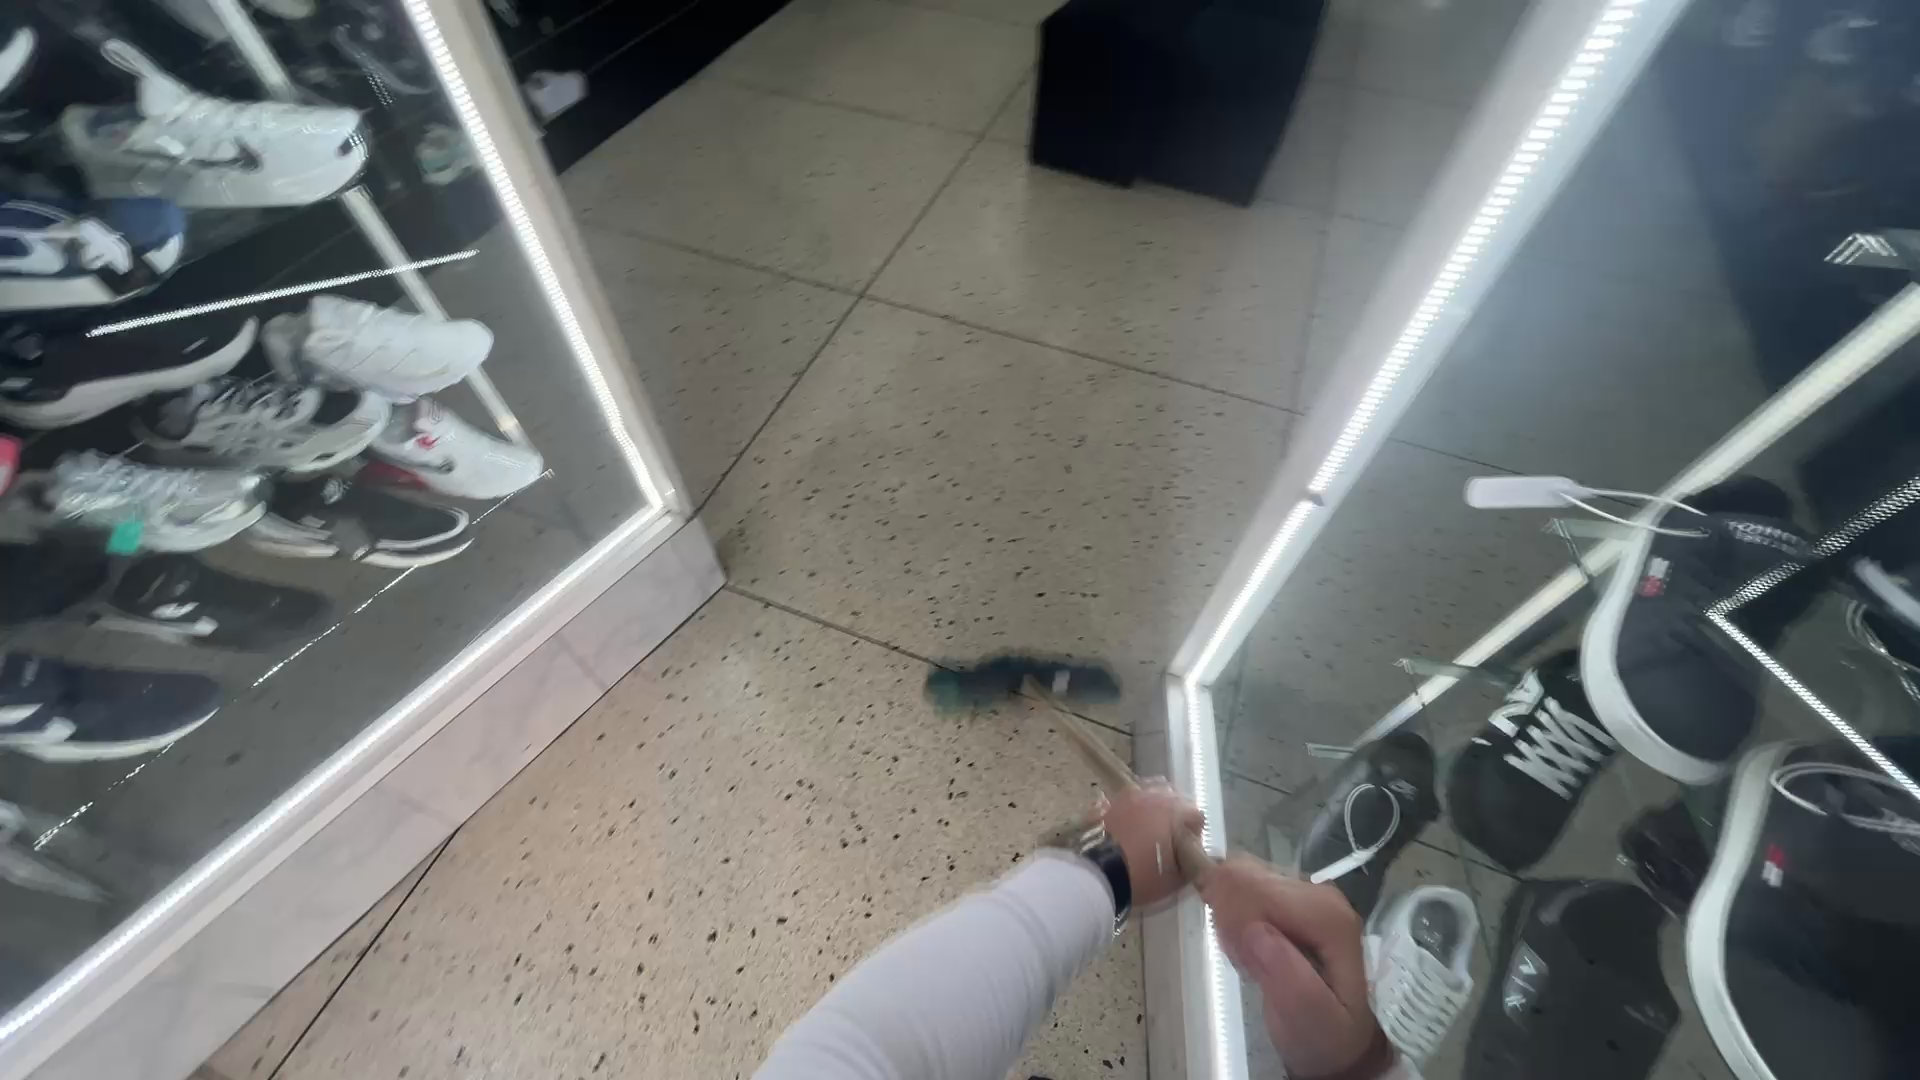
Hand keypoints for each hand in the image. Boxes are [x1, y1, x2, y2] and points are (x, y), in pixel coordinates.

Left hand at [1096, 782, 1203, 907]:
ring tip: (1152, 825)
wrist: (1099, 875)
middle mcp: (1151, 797)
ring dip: (1155, 805)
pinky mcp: (1109, 803)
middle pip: (1173, 796)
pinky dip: (1133, 807)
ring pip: (1148, 791)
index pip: (1195, 814)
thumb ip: (1191, 864)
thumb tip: (1194, 856)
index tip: (1190, 847)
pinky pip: (1127, 798)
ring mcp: (1127, 797)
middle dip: (1177, 813)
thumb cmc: (1142, 876)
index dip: (1196, 831)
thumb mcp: (1175, 879)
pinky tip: (1132, 822)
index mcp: (1172, 812)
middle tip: (1173, 835)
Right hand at [1201, 855, 1392, 1079]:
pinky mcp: (1289, 891)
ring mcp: (1305, 888)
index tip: (1236, 956)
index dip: (1233, 917)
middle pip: (1246, 875)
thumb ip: (1290, 982)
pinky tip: (1249, 943)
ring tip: (1248, 955)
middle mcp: (1320, 893)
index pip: (1258, 888)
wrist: (1337, 1042)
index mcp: (1329, 918)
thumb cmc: (1324, 1036)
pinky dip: (1234, 910)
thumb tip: (1257, 930)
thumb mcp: (1312, 1024)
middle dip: (1230, 915)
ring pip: (1240, 874)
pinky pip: (1241, 880)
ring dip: (1230, 914)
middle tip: (1243, 959)